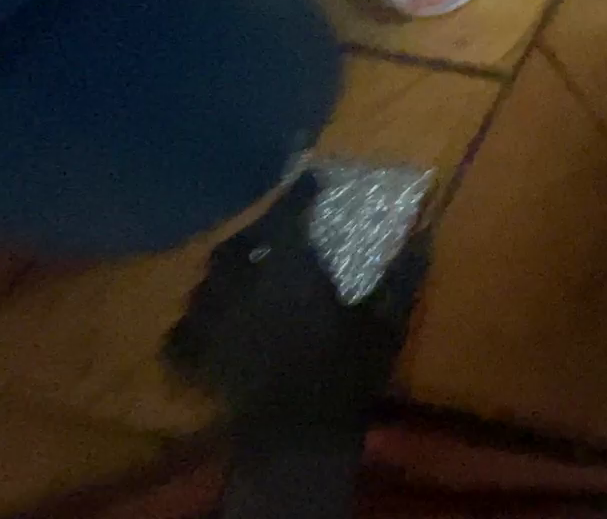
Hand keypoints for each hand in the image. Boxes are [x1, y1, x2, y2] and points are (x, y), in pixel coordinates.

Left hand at [164, 174, 426, 448]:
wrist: (299, 429)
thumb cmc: (349, 365)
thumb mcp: (389, 315)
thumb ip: (403, 272)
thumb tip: (426, 230)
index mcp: (292, 274)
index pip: (288, 219)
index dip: (299, 194)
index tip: (311, 176)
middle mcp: (245, 290)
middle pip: (235, 247)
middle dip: (254, 230)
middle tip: (275, 225)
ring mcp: (213, 327)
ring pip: (204, 285)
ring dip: (224, 272)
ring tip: (241, 269)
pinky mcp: (196, 361)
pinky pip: (181, 332)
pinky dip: (193, 320)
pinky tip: (208, 320)